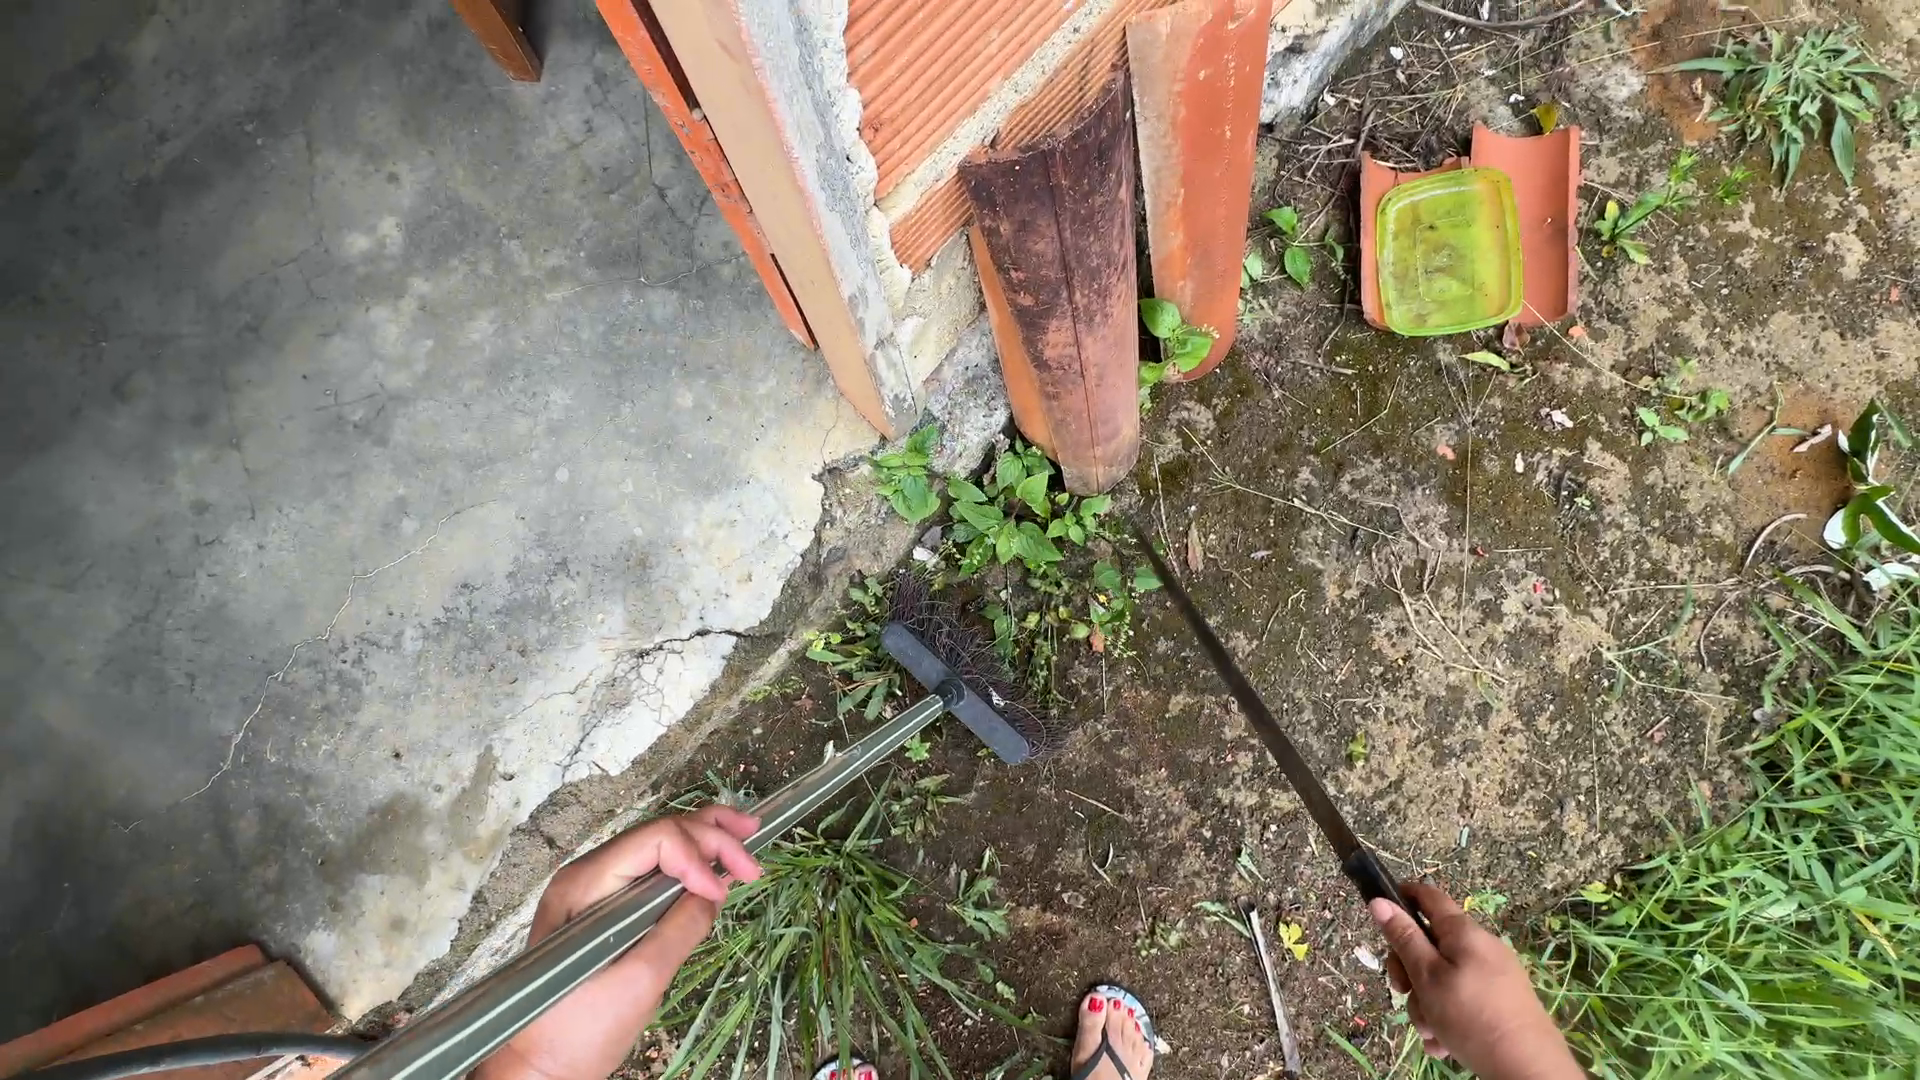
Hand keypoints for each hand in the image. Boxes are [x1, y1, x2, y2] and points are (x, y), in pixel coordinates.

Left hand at [474, 806, 761, 1079]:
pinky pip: (659, 863)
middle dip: (713, 840)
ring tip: (749, 830)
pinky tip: (722, 850)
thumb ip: (680, 928)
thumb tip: (715, 890)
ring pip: (664, 840)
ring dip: (709, 835)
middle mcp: (590, 871)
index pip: (656, 840)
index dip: (697, 856)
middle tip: (753, 865)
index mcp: (585, 884)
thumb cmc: (580, 1033)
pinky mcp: (613, 901)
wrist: (539, 1071)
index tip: (723, 894)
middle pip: (664, 832)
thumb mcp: (639, 981)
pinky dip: (695, 855)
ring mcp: (600, 884)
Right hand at [1370, 882, 1581, 1079]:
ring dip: (1427, 1001)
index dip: (1400, 897)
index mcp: (1464, 932)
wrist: (1534, 1076)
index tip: (1380, 918)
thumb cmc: (1472, 1018)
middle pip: (1431, 942)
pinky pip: (1464, 998)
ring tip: (1428, 1032)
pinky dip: (1448, 1015)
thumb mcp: (1427, 976)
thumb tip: (1379, 900)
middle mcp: (1482, 948)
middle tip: (1401, 992)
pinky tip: (1443, 1043)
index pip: (1428, 895)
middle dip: (1410, 969)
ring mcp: (1496, 977)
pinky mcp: (1505, 1004)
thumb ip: (1403, 937)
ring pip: (1444, 976)